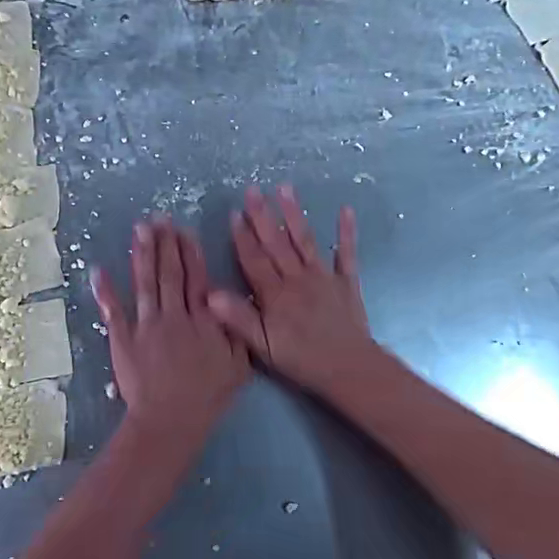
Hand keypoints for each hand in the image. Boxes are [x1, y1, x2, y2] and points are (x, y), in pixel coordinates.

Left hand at [90, 217, 249, 440]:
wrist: (171, 420)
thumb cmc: (207, 395)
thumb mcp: (238, 364)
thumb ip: (236, 328)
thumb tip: (230, 297)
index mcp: (203, 320)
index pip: (196, 278)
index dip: (190, 252)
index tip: (183, 230)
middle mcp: (174, 315)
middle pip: (170, 273)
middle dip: (165, 244)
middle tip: (159, 218)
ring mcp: (146, 325)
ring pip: (145, 283)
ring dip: (142, 254)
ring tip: (140, 229)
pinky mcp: (123, 338)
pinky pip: (114, 311)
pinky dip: (106, 290)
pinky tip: (99, 270)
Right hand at [207, 185, 384, 393]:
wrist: (349, 369)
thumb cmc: (301, 359)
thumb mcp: (263, 345)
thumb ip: (238, 318)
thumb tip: (209, 294)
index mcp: (275, 293)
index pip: (254, 259)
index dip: (242, 236)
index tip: (233, 213)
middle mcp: (297, 278)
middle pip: (276, 243)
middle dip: (262, 216)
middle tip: (252, 190)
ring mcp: (323, 277)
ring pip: (304, 241)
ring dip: (293, 214)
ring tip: (284, 188)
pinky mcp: (346, 282)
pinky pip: (346, 254)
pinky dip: (346, 233)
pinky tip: (345, 210)